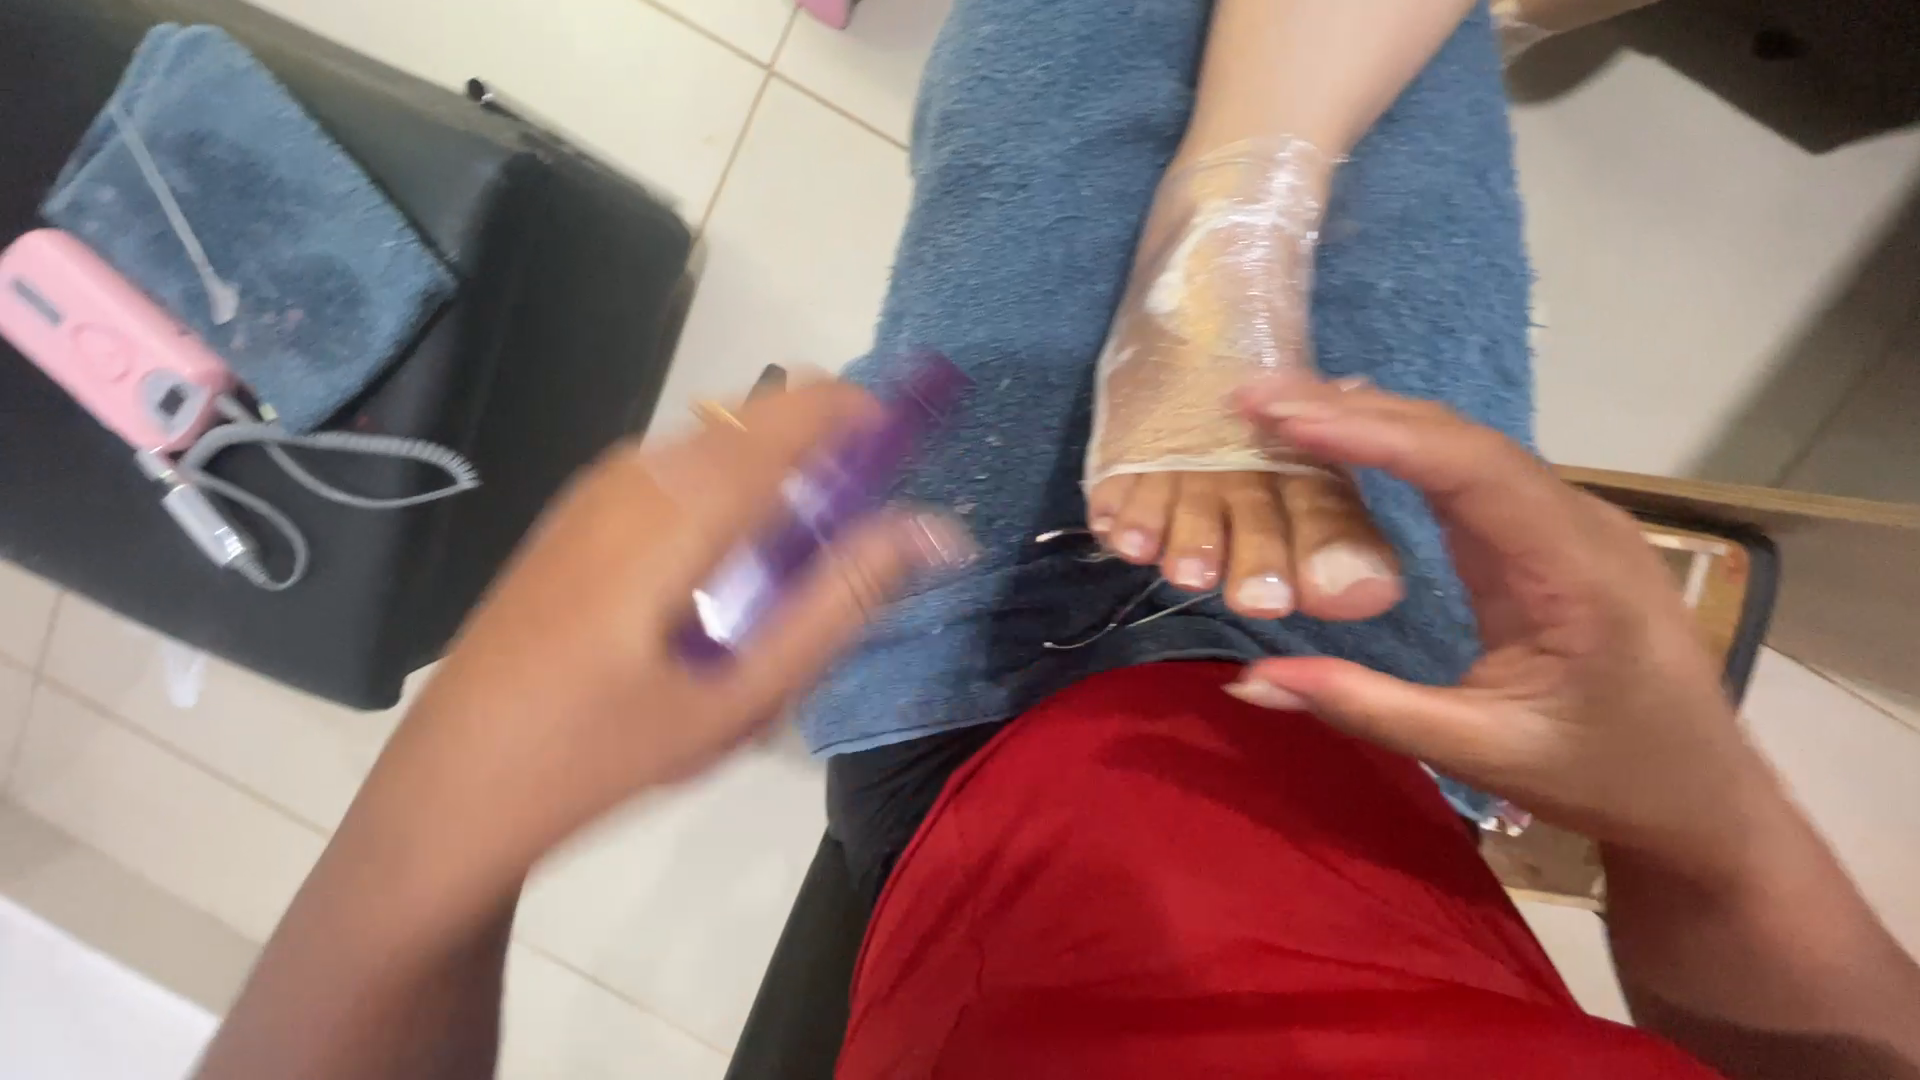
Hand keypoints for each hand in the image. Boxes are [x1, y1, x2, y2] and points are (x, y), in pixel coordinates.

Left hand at [363, 380, 973, 881]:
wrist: (453, 787)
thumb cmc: (611, 749)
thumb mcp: (748, 691)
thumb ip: (846, 598)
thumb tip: (936, 530)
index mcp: (684, 502)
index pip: (799, 408)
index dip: (866, 417)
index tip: (901, 471)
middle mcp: (639, 469)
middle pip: (764, 419)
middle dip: (825, 464)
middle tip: (837, 559)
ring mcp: (599, 485)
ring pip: (722, 445)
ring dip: (776, 486)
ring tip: (774, 589)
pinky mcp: (579, 509)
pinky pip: (682, 471)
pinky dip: (729, 499)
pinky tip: (713, 585)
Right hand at [1224, 374, 1784, 878]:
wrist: (1697, 793)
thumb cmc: (1600, 773)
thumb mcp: (1476, 750)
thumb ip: (1362, 707)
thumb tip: (1248, 683)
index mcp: (1577, 572)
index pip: (1472, 472)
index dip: (1378, 436)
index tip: (1289, 419)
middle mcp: (1575, 522)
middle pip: (1460, 438)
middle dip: (1355, 409)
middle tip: (1259, 395)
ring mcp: (1558, 520)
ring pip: (1459, 443)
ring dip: (1370, 416)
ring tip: (1283, 404)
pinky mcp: (1535, 530)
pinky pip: (1460, 468)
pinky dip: (1392, 443)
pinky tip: (1343, 428)